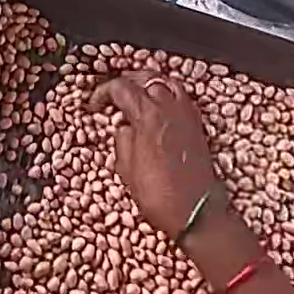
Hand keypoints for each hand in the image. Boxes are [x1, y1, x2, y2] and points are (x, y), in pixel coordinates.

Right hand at [91, 72, 224, 241]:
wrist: (196, 213)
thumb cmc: (159, 194)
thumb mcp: (126, 167)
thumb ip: (122, 139)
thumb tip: (123, 127)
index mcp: (147, 115)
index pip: (121, 88)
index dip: (103, 93)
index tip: (95, 105)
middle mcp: (170, 109)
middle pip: (146, 79)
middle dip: (126, 84)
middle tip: (113, 95)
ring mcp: (187, 116)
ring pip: (167, 83)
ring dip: (149, 85)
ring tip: (136, 94)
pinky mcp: (198, 128)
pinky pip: (182, 98)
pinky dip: (168, 95)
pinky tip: (159, 108)